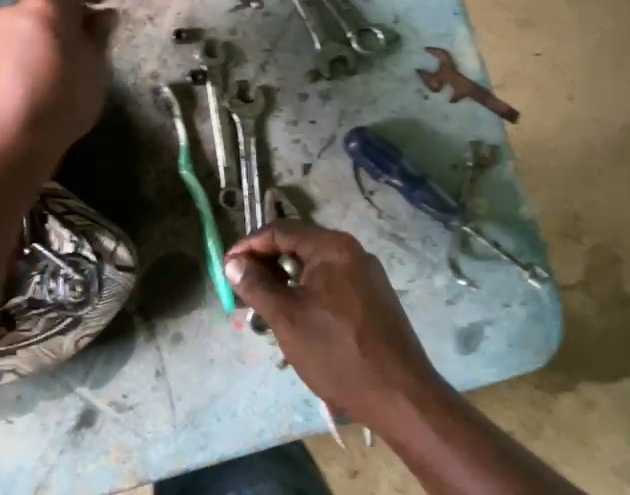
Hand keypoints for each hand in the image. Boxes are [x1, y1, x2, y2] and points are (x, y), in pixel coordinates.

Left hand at [0, 0, 114, 180]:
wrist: (15, 136)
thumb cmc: (65, 96)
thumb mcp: (94, 65)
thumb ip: (98, 33)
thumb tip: (104, 15)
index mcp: (47, 5)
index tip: (104, 0)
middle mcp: (15, 10)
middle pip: (47, 2)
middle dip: (67, 12)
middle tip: (85, 30)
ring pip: (25, 22)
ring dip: (43, 30)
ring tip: (58, 53)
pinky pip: (9, 42)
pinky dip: (24, 47)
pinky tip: (34, 70)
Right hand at [226, 221, 441, 419]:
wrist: (402, 398)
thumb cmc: (338, 352)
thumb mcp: (287, 317)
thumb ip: (255, 284)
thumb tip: (233, 263)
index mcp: (332, 247)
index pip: (279, 230)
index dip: (248, 245)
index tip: (227, 266)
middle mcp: (352, 252)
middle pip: (298, 246)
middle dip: (266, 265)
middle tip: (243, 288)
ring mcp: (367, 276)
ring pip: (314, 268)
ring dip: (286, 282)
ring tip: (265, 307)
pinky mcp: (374, 300)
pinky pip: (332, 284)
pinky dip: (308, 293)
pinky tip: (297, 319)